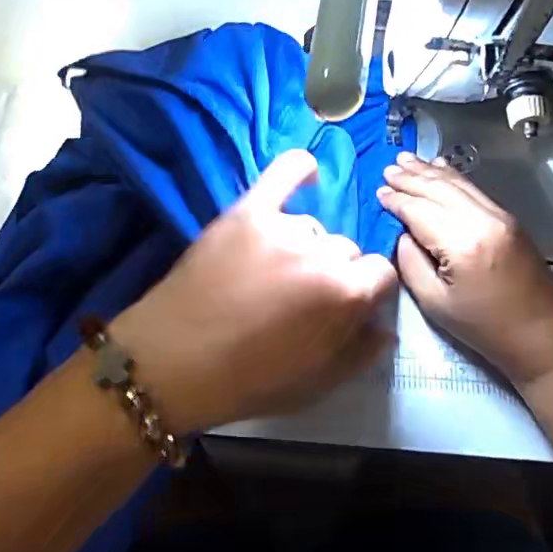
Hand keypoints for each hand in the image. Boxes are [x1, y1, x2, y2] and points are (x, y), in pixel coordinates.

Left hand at [111, 149, 397, 432]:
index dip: (369, 290)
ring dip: (306, 247)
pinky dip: (299, 169)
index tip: (349, 305)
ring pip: (314, 228)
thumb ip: (361, 352)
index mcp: (345, 294)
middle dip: (335, 272)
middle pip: (347, 249)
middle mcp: (321, 253)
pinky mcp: (246, 213)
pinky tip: (309, 174)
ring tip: (273, 272)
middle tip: (302, 298)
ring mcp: (282, 229)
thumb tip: (386, 326)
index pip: (382, 272)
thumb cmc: (247, 382)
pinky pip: (283, 173)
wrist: (166, 367)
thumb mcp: (317, 382)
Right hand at [379, 152, 552, 387]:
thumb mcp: (436, 304)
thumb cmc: (486, 328)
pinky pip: (475, 190)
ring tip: (407, 160)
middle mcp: (482, 220)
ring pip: (459, 184)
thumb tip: (403, 233)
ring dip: (431, 171)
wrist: (544, 334)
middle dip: (412, 178)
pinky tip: (441, 169)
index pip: (421, 210)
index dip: (397, 200)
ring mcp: (500, 215)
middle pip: (440, 190)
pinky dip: (455, 178)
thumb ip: (411, 263)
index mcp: (462, 243)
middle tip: (388, 168)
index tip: (378, 192)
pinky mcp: (509, 219)